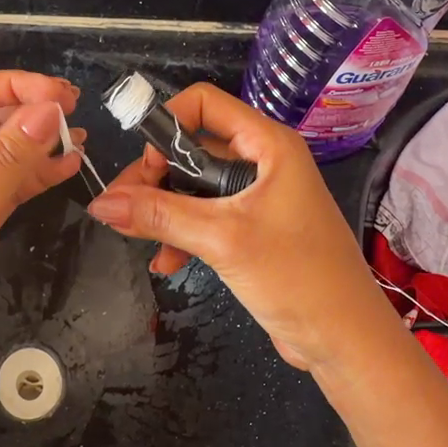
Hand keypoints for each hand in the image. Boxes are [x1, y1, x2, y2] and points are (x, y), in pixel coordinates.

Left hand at [0, 70, 83, 392]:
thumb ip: (7, 161)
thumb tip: (46, 110)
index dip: (13, 86)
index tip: (59, 94)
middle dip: (26, 111)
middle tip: (74, 109)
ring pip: (0, 155)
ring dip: (36, 144)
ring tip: (79, 137)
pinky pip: (6, 188)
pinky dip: (35, 177)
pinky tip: (66, 168)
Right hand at [85, 83, 387, 370]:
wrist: (348, 343)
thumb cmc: (296, 277)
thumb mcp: (222, 240)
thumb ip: (159, 216)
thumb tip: (99, 203)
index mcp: (267, 144)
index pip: (203, 103)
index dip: (168, 124)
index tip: (147, 167)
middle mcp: (262, 161)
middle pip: (192, 146)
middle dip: (156, 176)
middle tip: (125, 207)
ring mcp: (257, 196)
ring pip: (194, 185)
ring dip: (164, 209)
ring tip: (134, 236)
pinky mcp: (253, 228)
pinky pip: (206, 215)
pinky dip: (182, 233)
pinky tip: (165, 263)